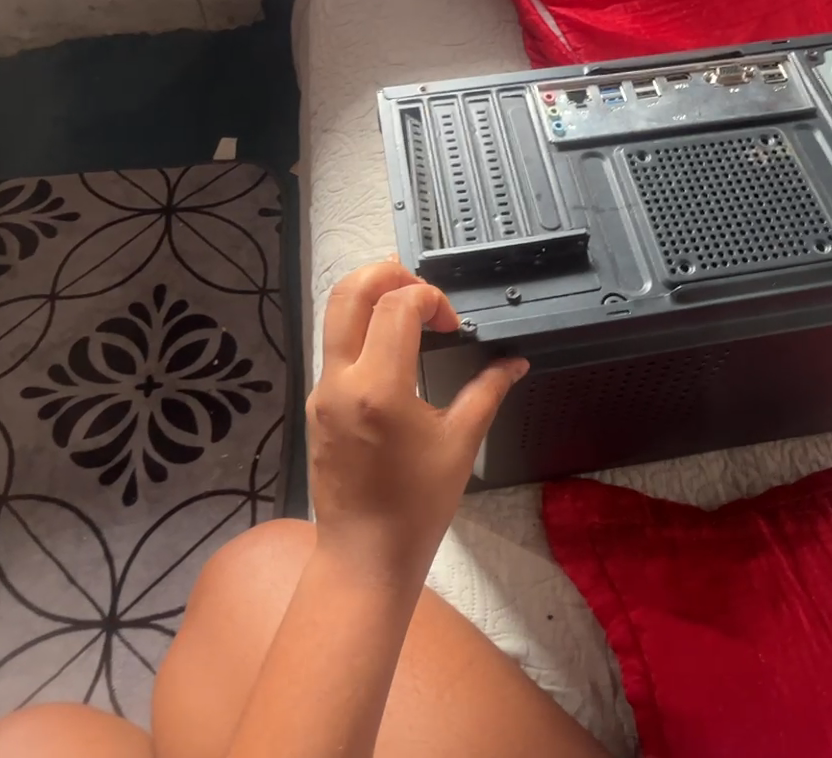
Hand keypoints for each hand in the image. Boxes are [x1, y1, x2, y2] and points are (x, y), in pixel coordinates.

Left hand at [307, 262, 527, 581]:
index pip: (396, 306)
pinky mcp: (316, 404)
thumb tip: (514, 362)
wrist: (364, 557)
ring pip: (335, 315)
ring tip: (410, 309)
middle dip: (387, 274)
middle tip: (423, 289)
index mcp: (378, 387)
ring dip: (372, 297)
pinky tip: (394, 349)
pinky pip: (336, 347)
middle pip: (348, 292)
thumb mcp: (461, 444)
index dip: (429, 298)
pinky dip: (363, 328)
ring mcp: (321, 391)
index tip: (452, 325)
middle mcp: (340, 380)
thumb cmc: (417, 507)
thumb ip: (487, 391)